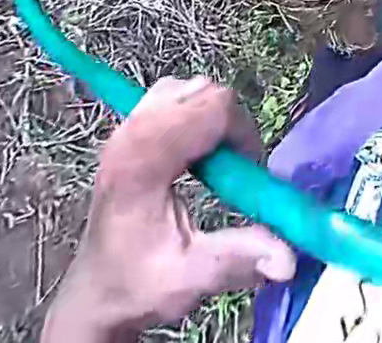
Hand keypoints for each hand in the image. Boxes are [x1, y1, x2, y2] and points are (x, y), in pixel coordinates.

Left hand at [42, 77, 297, 342]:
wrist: (92, 294)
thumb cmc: (137, 286)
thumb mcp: (189, 280)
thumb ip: (237, 260)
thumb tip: (290, 258)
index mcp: (141, 166)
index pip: (210, 109)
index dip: (241, 132)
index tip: (250, 169)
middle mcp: (131, 135)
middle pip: (205, 93)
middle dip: (232, 124)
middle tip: (237, 165)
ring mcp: (127, 126)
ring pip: (191, 88)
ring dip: (214, 115)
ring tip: (215, 157)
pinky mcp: (129, 125)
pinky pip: (175, 93)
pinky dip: (195, 110)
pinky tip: (193, 146)